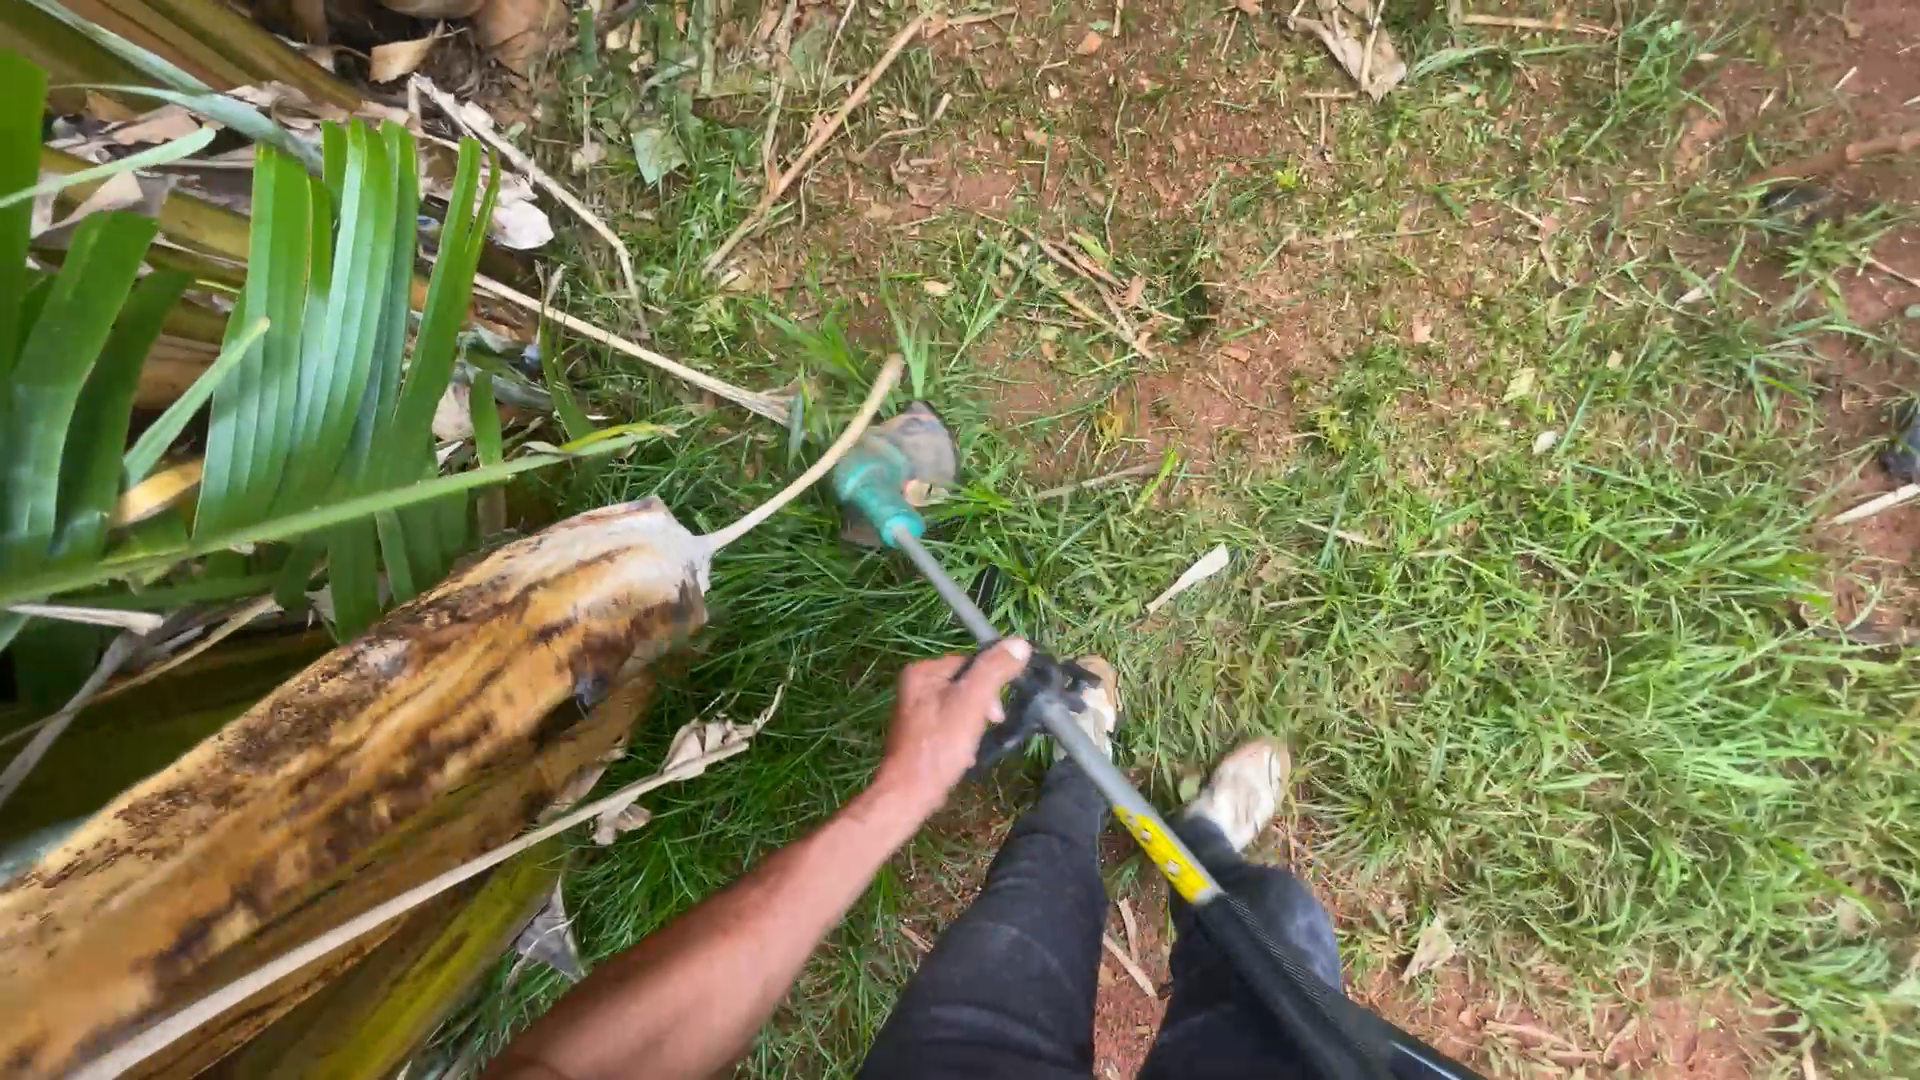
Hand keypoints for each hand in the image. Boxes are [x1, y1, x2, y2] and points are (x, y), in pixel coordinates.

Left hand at [874, 639, 1032, 815]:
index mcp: (923, 671)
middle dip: (982, 706)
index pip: (971, 662)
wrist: (909, 792)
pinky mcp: (920, 731)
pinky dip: (962, 736)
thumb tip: (1020, 644)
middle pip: (966, 684)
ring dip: (974, 723)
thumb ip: (994, 670)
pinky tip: (963, 754)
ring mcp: (916, 709)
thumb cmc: (940, 745)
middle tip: (989, 726)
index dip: (990, 683)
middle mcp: (915, 684)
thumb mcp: (972, 702)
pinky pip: (951, 723)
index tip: (997, 711)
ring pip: (961, 705)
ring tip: (973, 745)